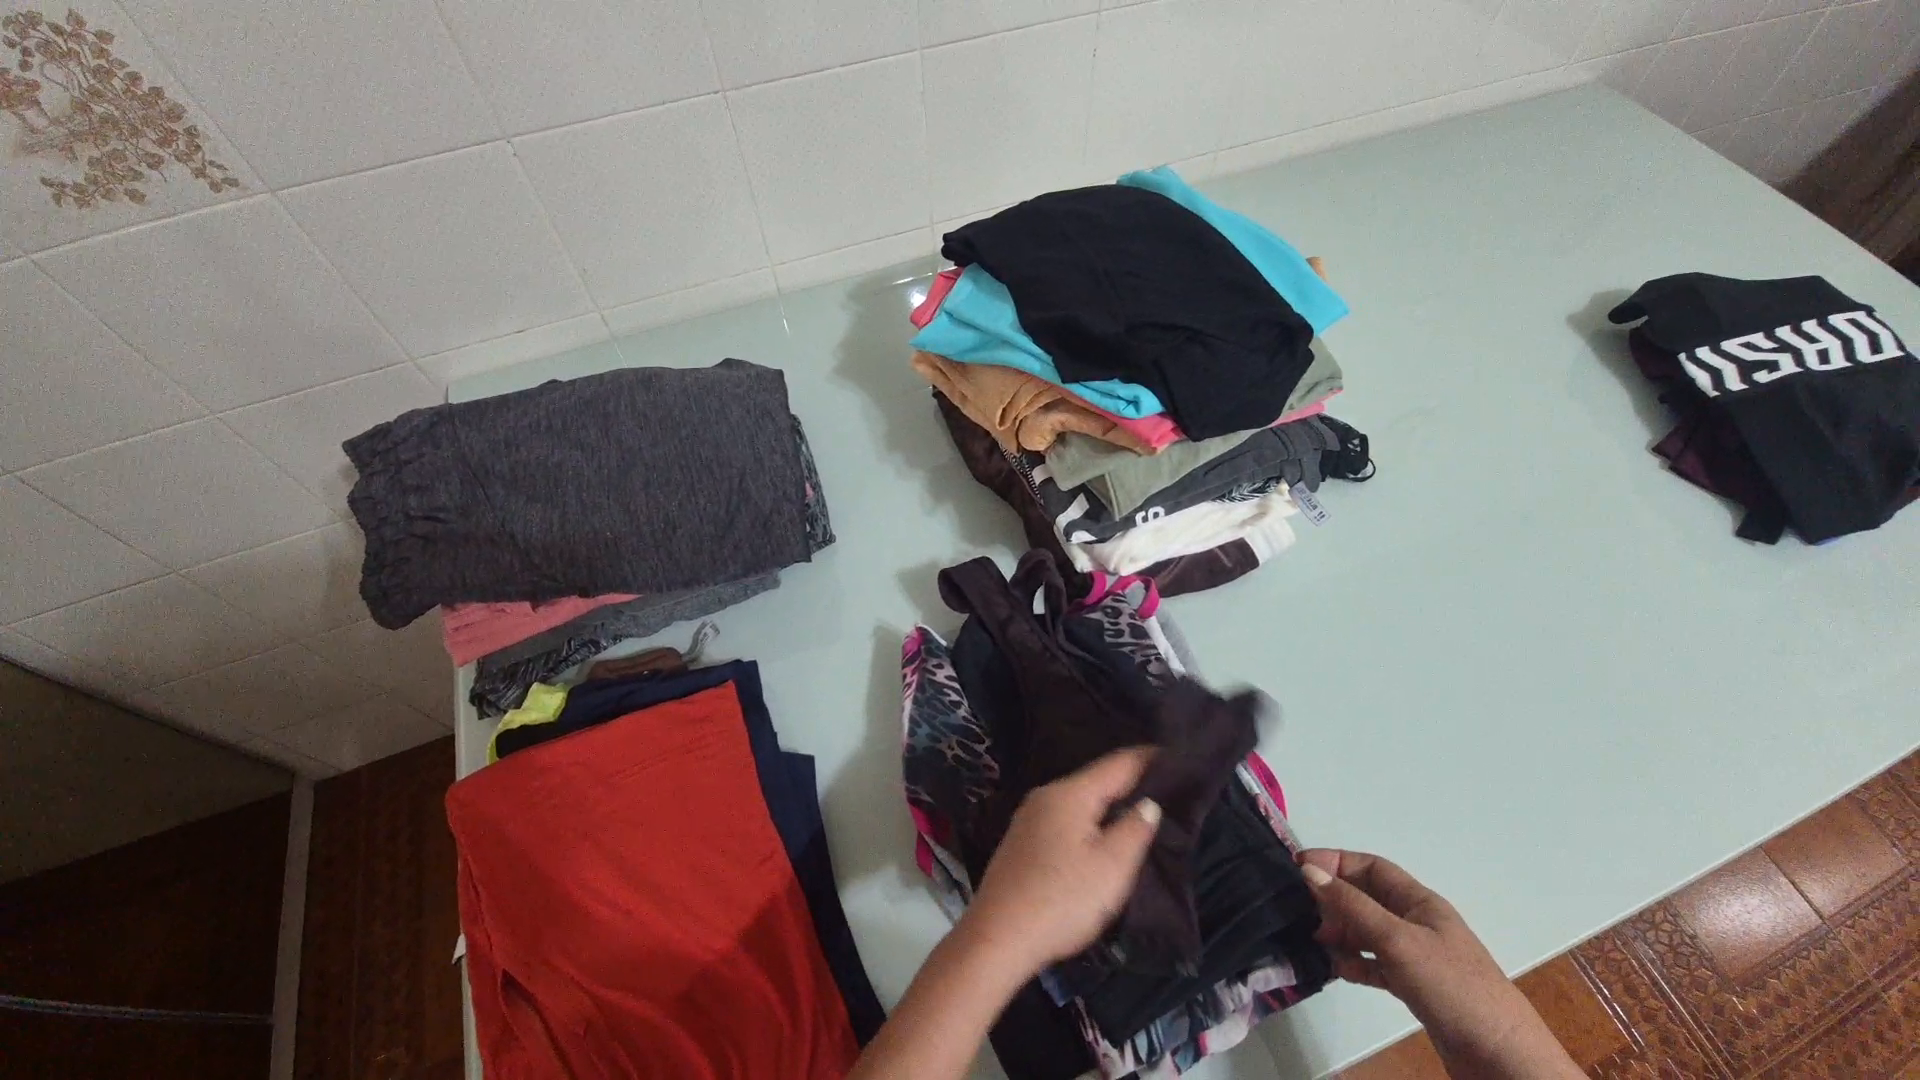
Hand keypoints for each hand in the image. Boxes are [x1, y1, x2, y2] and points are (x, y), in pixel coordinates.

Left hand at [960, 747, 1163, 973]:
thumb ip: (1134, 830)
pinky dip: (1088, 822)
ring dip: (1107, 804)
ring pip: (1078, 802)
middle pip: (1095, 781)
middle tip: (1166, 785)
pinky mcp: (1021, 843)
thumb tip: (1148, 803)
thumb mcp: (1111, 868)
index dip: (1148, 758)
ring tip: (1139, 810)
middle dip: (1128, 782)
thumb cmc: (1061, 899)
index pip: (1117, 763)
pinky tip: (1100, 837)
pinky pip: (1064, 821)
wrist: (997, 937)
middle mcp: (1045, 797)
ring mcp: (1028, 819)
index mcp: (1069, 794)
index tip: (1177, 754)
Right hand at [1298, 849, 1582, 1079]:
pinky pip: (1373, 965)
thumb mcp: (1399, 940)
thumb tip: (1307, 870)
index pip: (1371, 867)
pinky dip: (1352, 963)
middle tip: (1296, 908)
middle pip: (1366, 898)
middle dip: (1332, 898)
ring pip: (1367, 932)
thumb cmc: (1453, 987)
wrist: (1502, 1059)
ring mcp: (1416, 957)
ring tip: (1309, 940)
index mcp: (1420, 902)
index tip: (1296, 867)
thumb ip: (1353, 906)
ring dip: (1338, 932)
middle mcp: (1416, 923)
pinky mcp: (1414, 987)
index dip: (1335, 862)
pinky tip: (1333, 968)